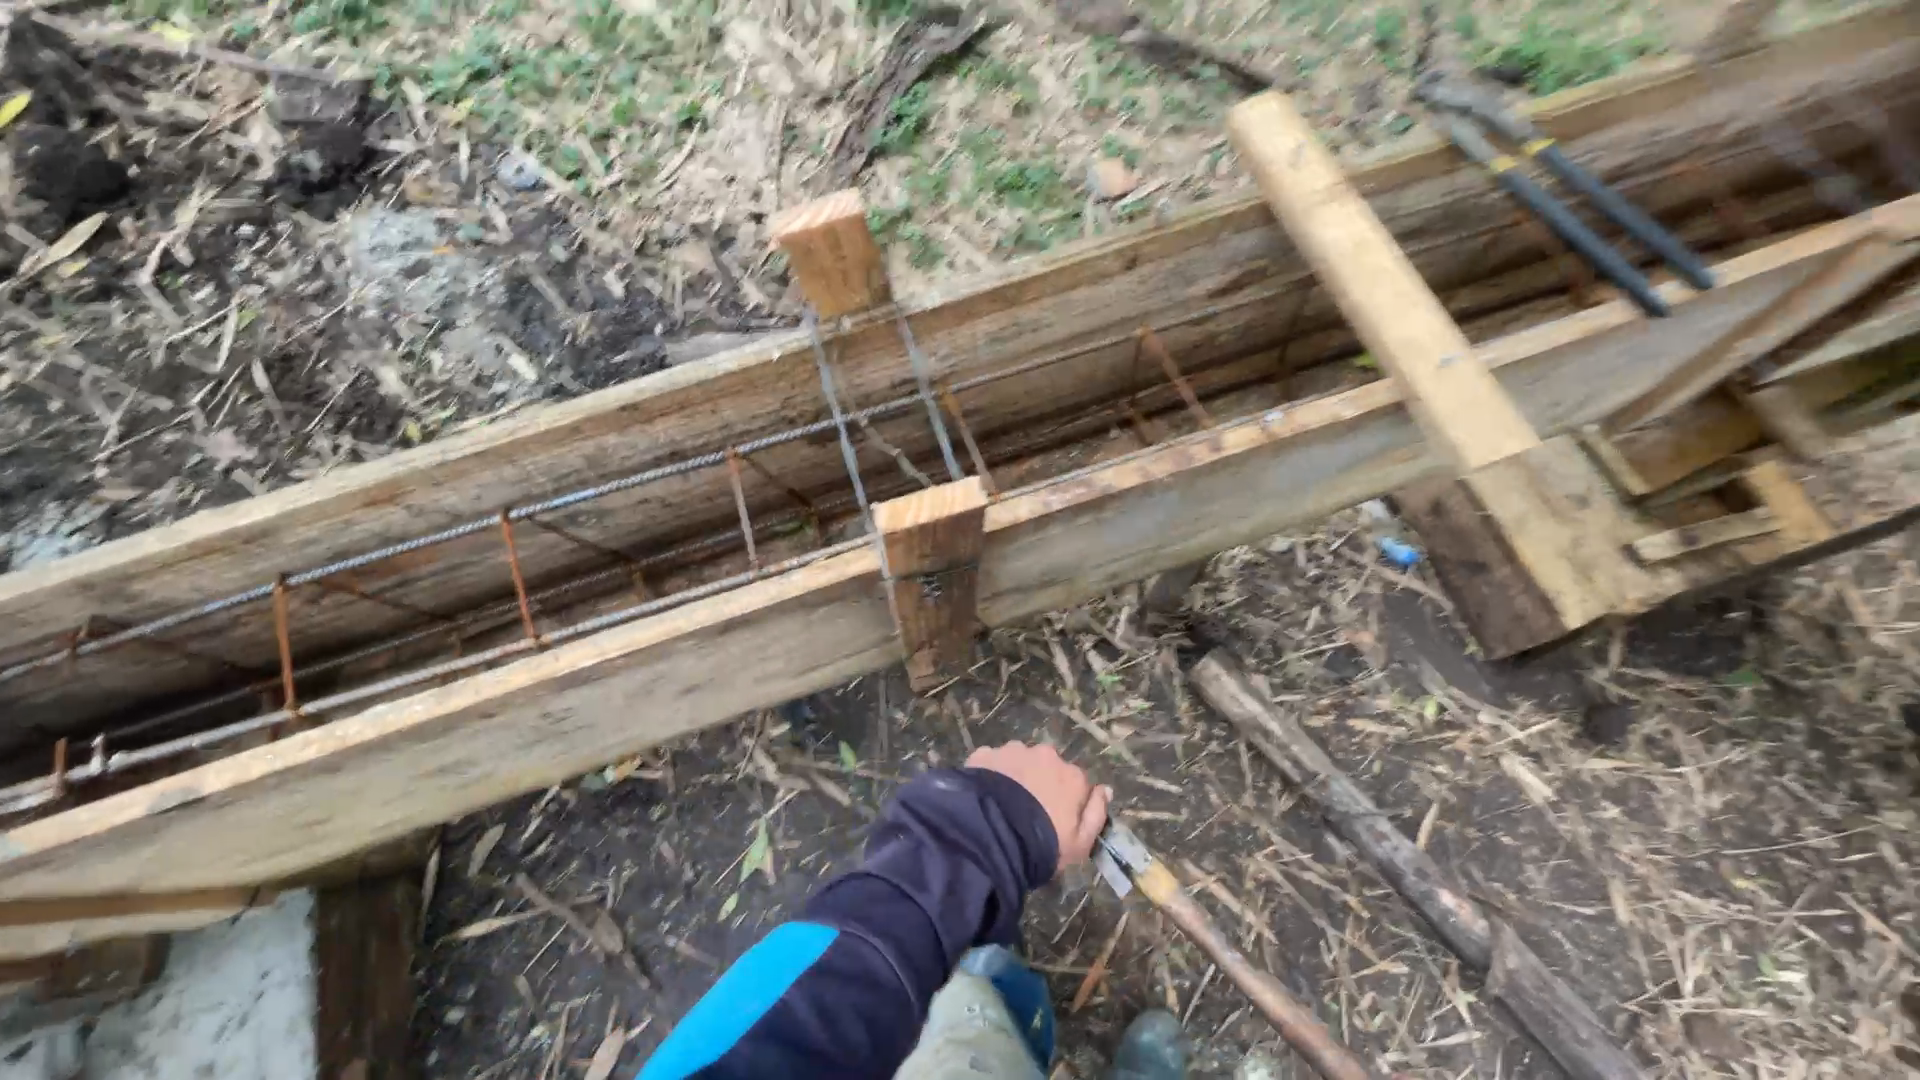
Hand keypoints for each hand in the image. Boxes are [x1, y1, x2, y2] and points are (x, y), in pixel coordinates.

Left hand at [965, 742, 1110, 875]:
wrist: (991, 835)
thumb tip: (1105, 789)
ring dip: (1014, 776)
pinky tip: (983, 795)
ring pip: (1019, 761)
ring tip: (1001, 803)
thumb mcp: (1080, 844)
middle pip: (1047, 767)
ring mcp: (1014, 751)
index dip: (1065, 801)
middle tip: (1026, 811)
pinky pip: (992, 762)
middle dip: (1039, 782)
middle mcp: (1046, 756)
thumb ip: (1097, 814)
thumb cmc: (1042, 845)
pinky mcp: (986, 753)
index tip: (1054, 818)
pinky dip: (989, 774)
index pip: (1076, 783)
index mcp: (1072, 776)